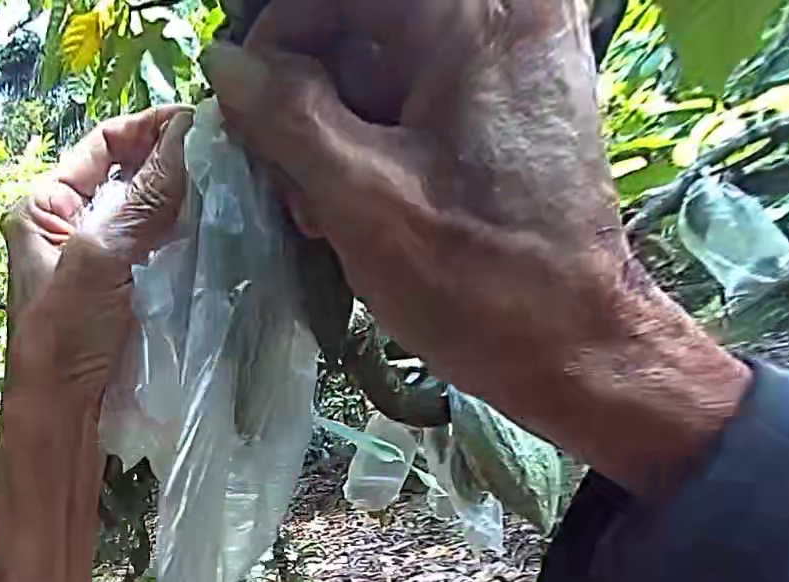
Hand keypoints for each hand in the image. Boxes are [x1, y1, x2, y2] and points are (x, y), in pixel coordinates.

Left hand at [0, 106, 191, 581]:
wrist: (66, 419)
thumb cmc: (66, 337)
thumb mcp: (98, 257)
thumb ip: (146, 196)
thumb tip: (194, 131)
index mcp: (45, 207)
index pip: (105, 144)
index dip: (152, 128)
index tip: (206, 123)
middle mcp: (73, 230)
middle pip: (134, 180)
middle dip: (179, 168)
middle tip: (233, 159)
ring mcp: (104, 267)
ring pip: (154, 219)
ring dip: (190, 207)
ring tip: (236, 192)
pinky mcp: (129, 298)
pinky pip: (164, 257)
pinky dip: (190, 245)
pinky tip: (222, 237)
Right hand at [203, 0, 750, 494]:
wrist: (562, 341)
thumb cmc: (466, 279)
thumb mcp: (361, 199)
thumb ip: (288, 118)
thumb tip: (226, 66)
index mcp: (473, 17)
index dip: (275, 42)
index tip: (242, 112)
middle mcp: (505, 12)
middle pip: (362, 28)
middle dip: (306, 102)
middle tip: (288, 183)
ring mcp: (513, 58)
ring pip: (383, 69)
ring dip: (334, 136)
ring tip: (321, 210)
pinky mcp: (509, 106)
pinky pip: (415, 103)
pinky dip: (372, 149)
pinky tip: (357, 206)